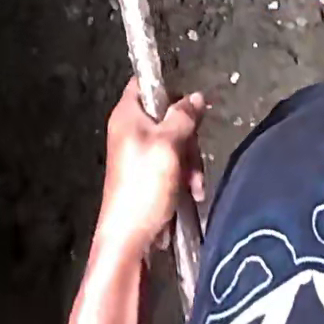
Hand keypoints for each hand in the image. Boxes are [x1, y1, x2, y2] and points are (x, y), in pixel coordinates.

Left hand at [96, 78, 205, 256]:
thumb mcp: (168, 145)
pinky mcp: (147, 176)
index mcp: (127, 115)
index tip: (188, 105)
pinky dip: (184, 177)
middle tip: (192, 157)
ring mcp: (139, 154)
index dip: (167, 88)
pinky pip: (172, 165)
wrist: (129, 240)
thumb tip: (196, 96)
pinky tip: (191, 195)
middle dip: (188, 137)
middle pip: (167, 116)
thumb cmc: (144, 185)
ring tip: (194, 186)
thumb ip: (183, 117)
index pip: (144, 83)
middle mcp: (131, 130)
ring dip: (190, 162)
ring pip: (175, 142)